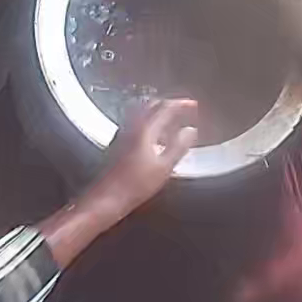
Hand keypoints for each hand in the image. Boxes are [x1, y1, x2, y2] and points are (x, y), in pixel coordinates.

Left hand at [84, 98, 200, 216]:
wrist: (108, 197)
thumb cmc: (136, 184)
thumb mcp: (164, 167)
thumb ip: (178, 147)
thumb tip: (190, 130)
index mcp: (145, 129)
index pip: (165, 107)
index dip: (181, 103)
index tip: (193, 104)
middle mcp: (132, 127)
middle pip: (152, 106)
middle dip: (169, 104)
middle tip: (184, 109)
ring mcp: (124, 134)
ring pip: (144, 114)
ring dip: (159, 113)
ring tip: (173, 120)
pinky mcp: (119, 143)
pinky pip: (138, 124)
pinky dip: (151, 123)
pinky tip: (157, 137)